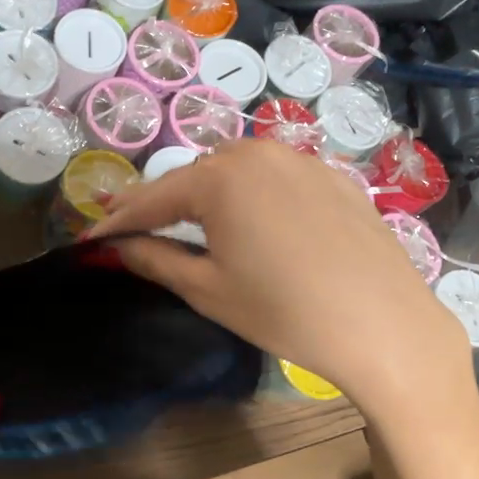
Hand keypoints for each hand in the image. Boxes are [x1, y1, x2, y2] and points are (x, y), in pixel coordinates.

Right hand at [88, 139, 467, 409]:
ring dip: (210, 193)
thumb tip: (118, 245)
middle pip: (195, 175)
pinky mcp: (336, 177)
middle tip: (140, 230)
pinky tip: (257, 224)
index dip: (120, 219)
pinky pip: (278, 177)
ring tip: (194, 224)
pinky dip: (254, 195)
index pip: (154, 197)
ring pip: (238, 170)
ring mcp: (303, 160)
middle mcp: (259, 152)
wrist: (385, 326)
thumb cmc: (285, 312)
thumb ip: (155, 258)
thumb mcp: (209, 290)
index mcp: (220, 177)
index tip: (93, 235)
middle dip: (164, 202)